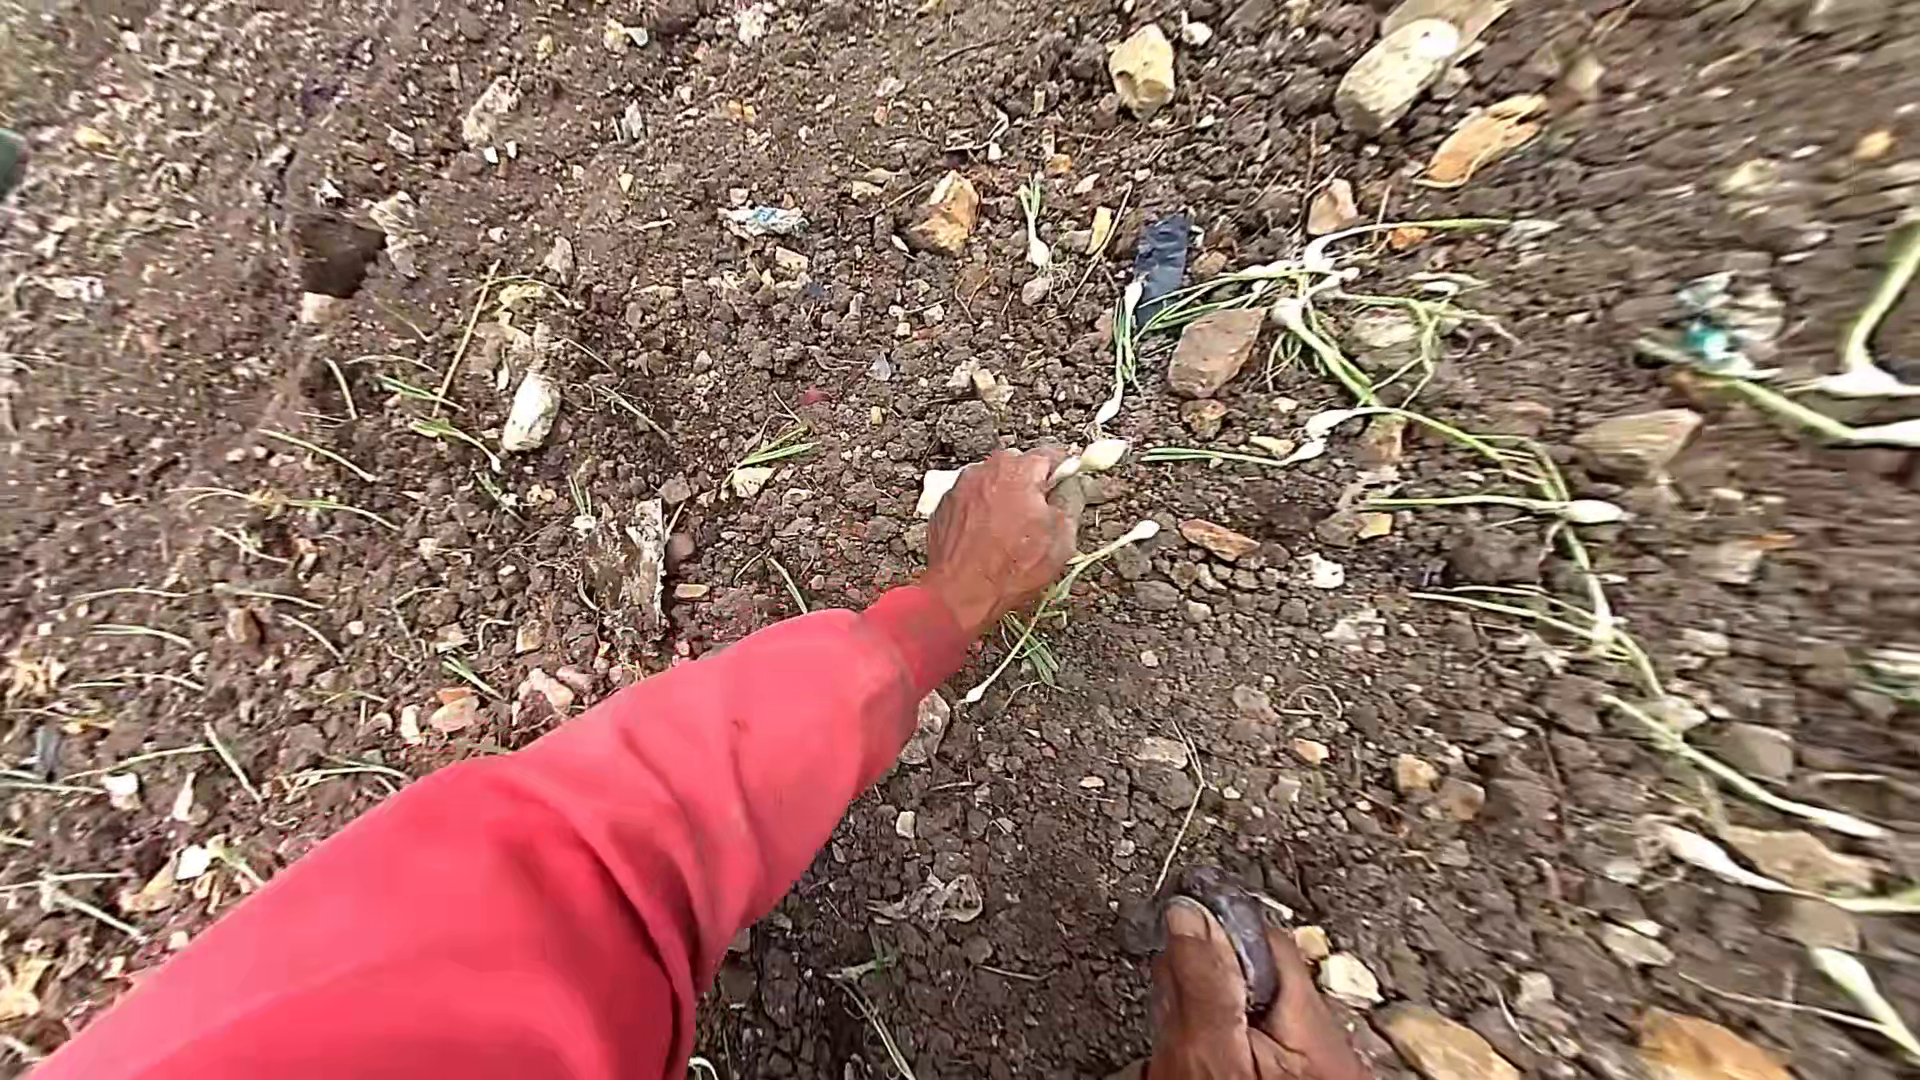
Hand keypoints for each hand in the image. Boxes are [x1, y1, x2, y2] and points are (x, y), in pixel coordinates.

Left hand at [921, 447, 1079, 639]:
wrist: (958, 593)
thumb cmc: (1011, 569)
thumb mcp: (1061, 538)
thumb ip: (1072, 500)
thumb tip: (1072, 485)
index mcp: (1019, 471)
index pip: (1052, 455)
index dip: (1065, 473)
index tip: (1068, 489)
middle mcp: (986, 470)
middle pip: (1019, 466)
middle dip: (1032, 485)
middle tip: (1040, 516)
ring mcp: (961, 486)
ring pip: (994, 482)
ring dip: (1005, 497)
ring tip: (1010, 531)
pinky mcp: (944, 505)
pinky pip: (972, 498)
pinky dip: (982, 510)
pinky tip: (988, 536)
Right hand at [1147, 899, 1370, 1079]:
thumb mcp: (1205, 1058)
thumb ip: (1202, 981)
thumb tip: (1190, 913)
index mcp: (1318, 1040)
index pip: (1266, 940)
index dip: (1219, 930)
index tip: (1183, 936)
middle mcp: (1325, 1051)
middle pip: (1257, 967)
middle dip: (1210, 971)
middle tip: (1181, 1007)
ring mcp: (1309, 1068)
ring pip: (1248, 999)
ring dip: (1209, 1003)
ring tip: (1189, 1038)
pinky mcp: (1289, 1077)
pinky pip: (1248, 1031)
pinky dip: (1218, 1032)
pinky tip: (1200, 1055)